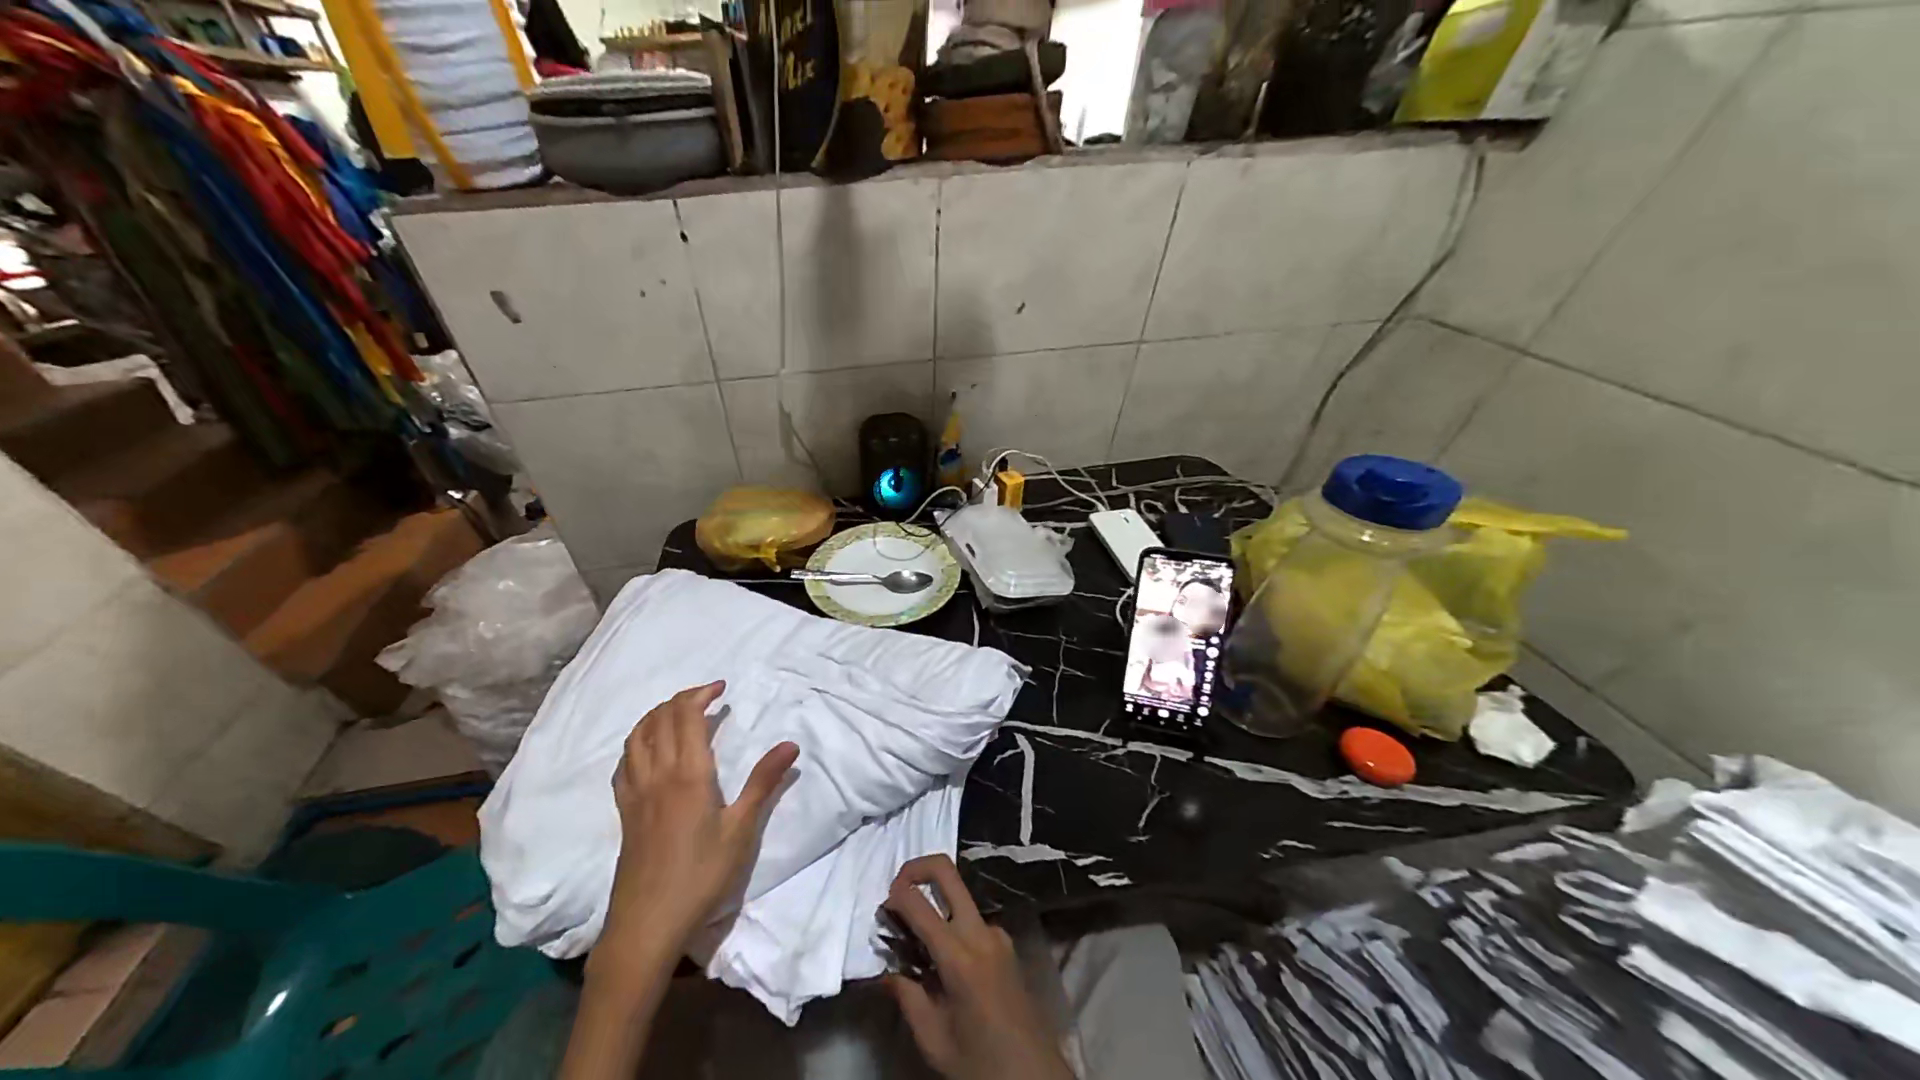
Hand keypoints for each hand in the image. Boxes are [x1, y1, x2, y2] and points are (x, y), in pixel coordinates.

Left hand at [597, 681, 798, 963]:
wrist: (647, 923)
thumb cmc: (701, 876)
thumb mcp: (741, 830)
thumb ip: (763, 783)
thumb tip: (790, 745)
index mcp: (688, 775)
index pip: (687, 717)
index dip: (701, 694)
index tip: (721, 688)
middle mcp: (657, 775)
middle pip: (661, 720)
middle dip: (682, 699)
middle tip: (706, 696)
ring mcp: (636, 793)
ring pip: (637, 737)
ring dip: (656, 715)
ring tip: (677, 713)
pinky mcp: (624, 811)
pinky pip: (624, 762)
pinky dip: (637, 742)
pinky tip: (648, 750)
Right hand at [883, 856, 1074, 1079]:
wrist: (1035, 1076)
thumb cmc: (980, 1063)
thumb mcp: (933, 1039)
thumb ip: (907, 996)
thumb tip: (885, 970)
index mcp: (959, 957)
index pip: (919, 905)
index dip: (894, 896)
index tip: (881, 910)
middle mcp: (981, 933)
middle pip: (948, 873)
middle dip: (917, 868)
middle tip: (896, 889)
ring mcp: (998, 935)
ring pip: (961, 896)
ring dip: (935, 900)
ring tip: (916, 938)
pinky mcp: (1006, 944)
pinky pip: (973, 920)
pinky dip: (952, 924)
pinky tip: (942, 958)